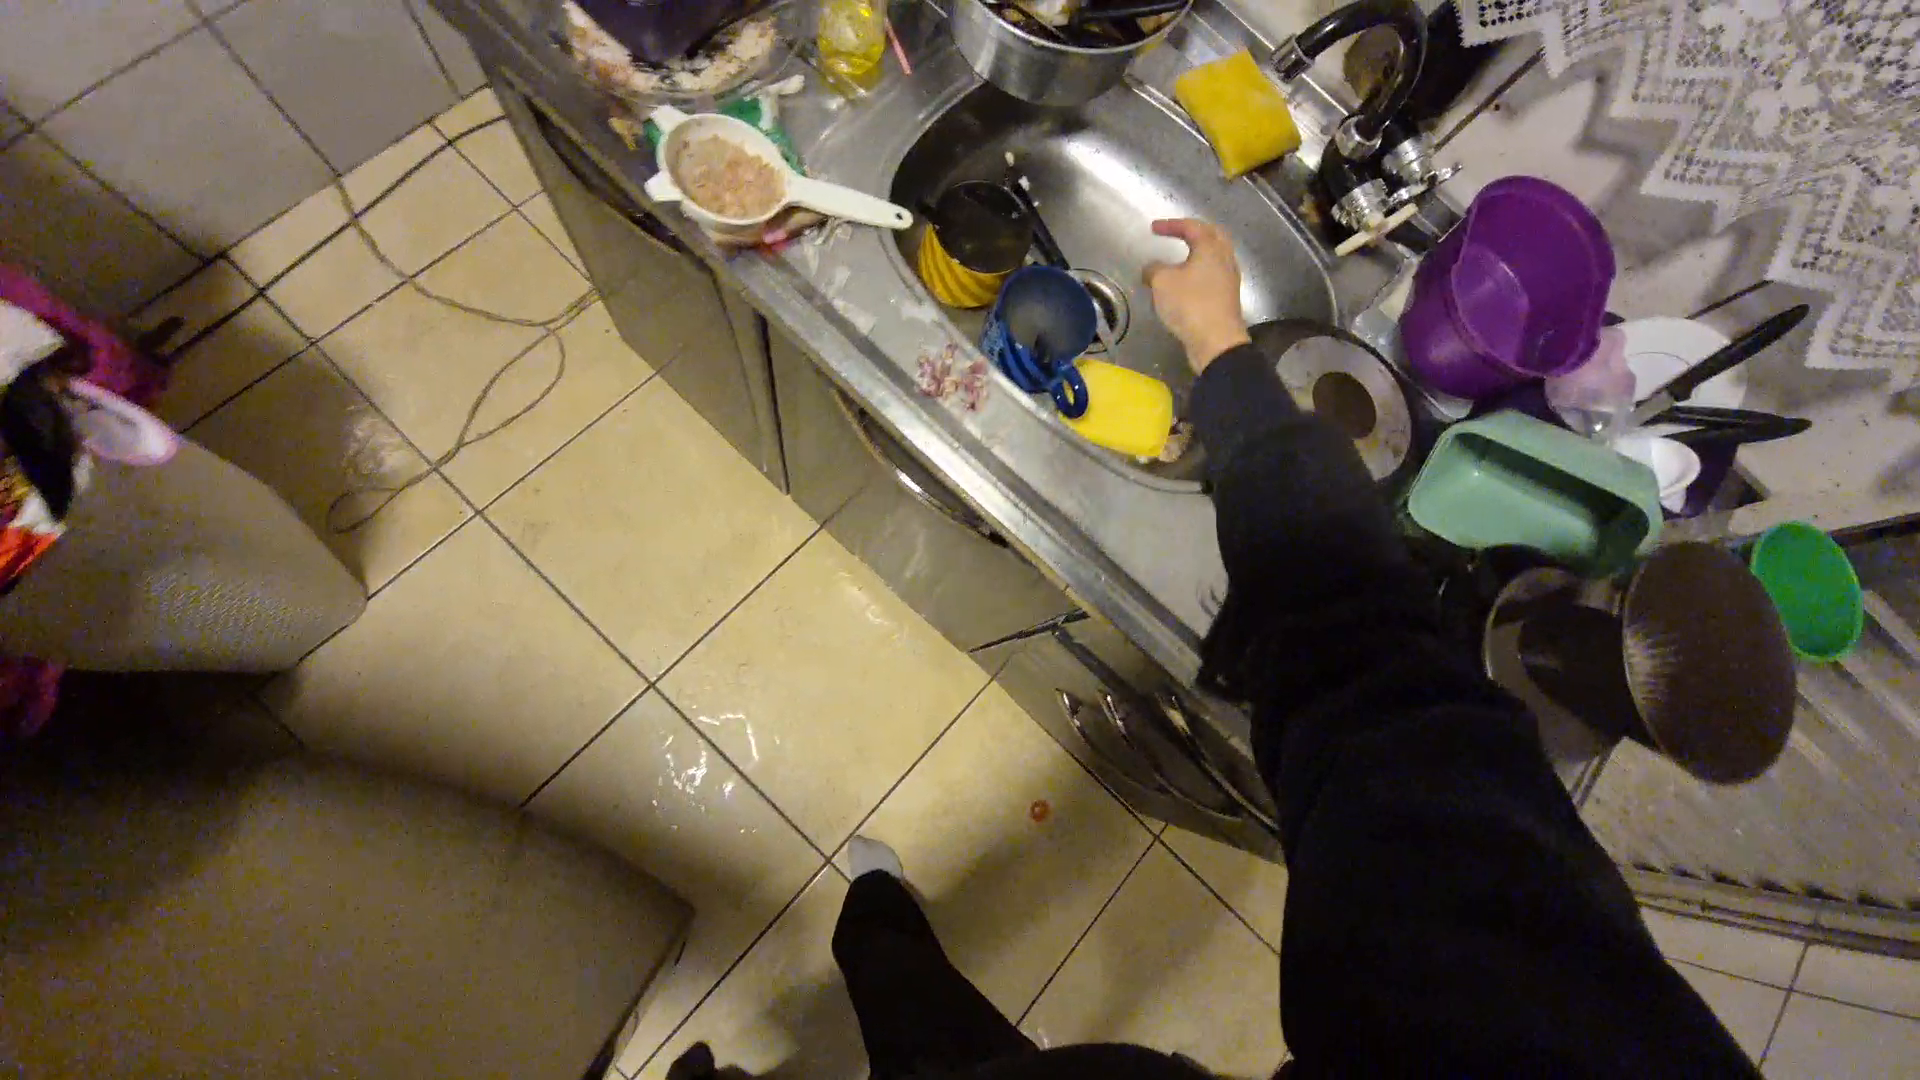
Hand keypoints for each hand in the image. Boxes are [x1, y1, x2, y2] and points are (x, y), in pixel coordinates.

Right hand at [1142, 218, 1250, 372]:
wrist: (1216, 340)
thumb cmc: (1190, 304)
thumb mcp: (1162, 283)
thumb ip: (1154, 269)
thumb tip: (1151, 268)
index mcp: (1211, 248)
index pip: (1192, 227)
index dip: (1171, 225)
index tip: (1153, 228)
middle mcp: (1224, 258)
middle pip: (1211, 236)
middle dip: (1193, 233)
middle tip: (1177, 234)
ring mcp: (1228, 278)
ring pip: (1214, 257)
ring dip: (1197, 253)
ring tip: (1180, 258)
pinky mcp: (1227, 297)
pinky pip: (1213, 275)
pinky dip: (1199, 271)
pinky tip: (1187, 282)